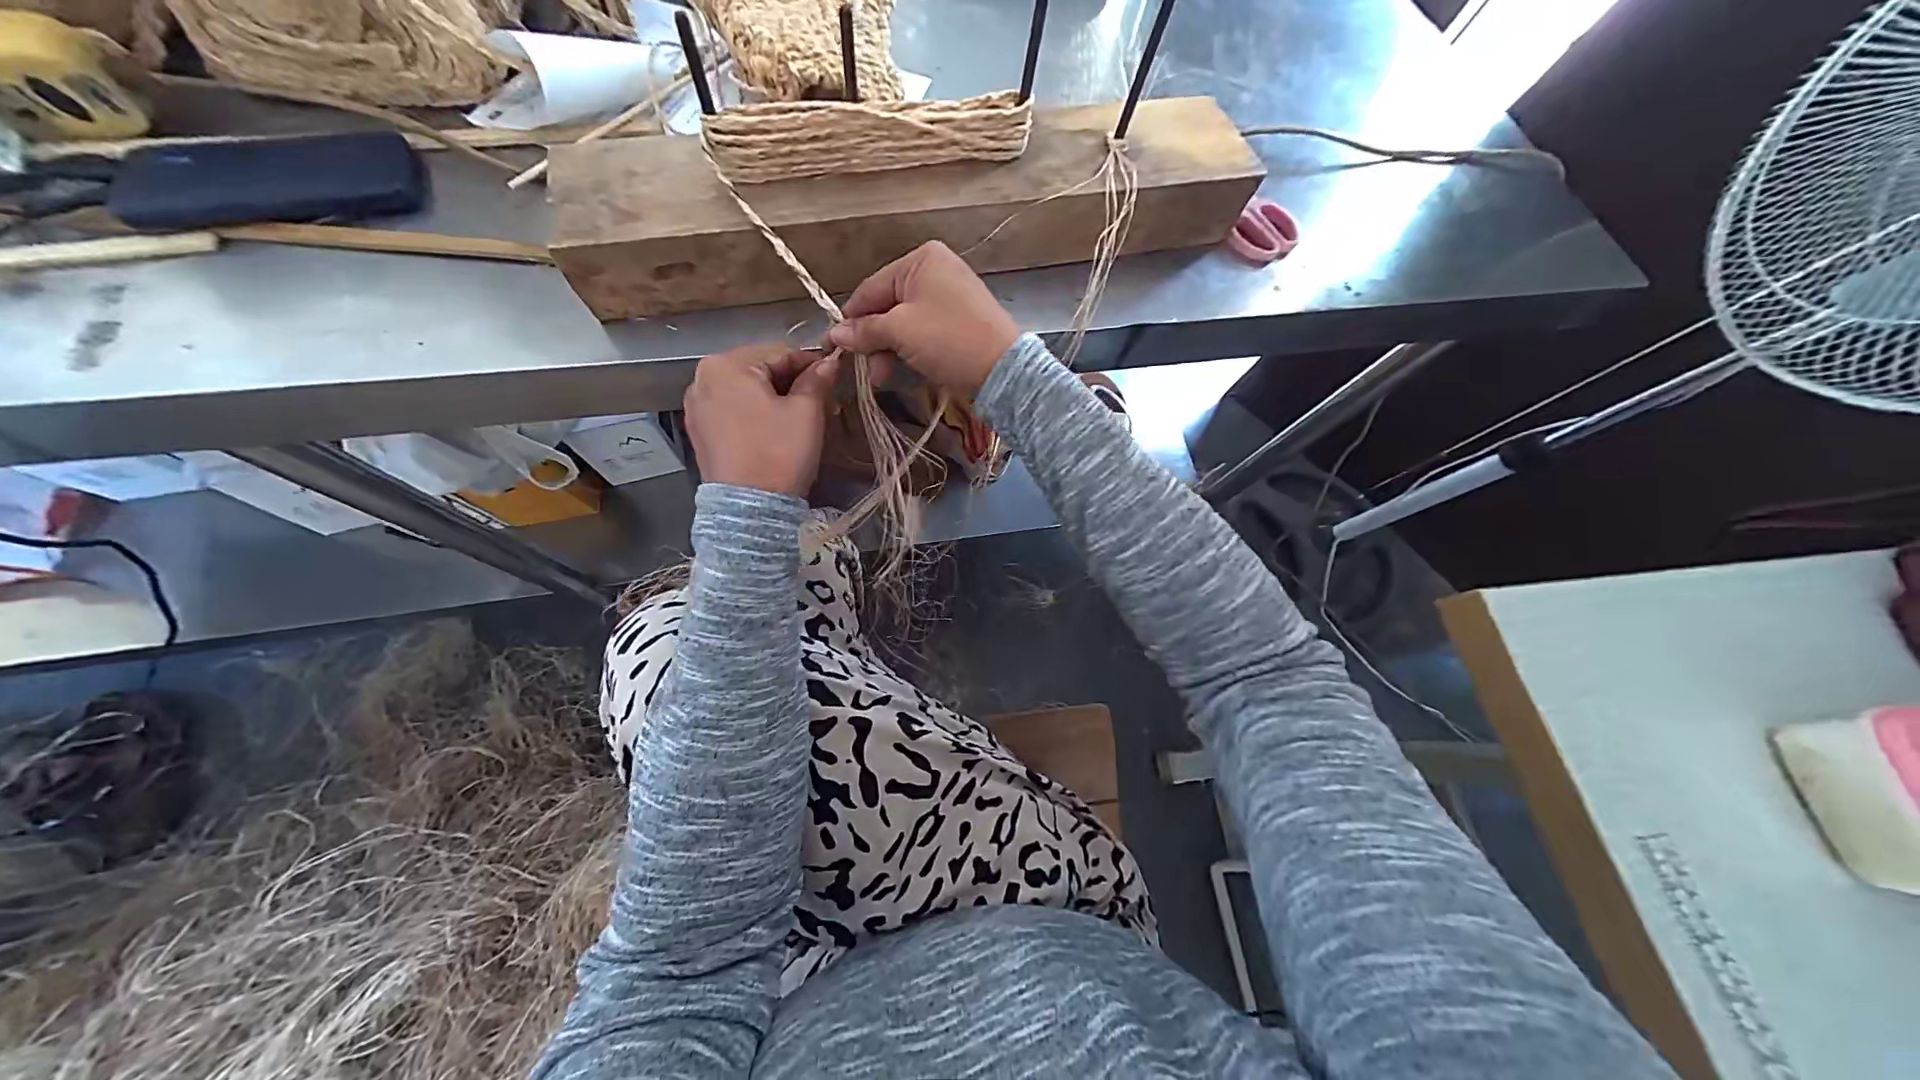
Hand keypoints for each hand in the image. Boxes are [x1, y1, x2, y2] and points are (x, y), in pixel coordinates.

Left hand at [683, 344, 838, 498]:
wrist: (751, 508)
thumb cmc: (778, 454)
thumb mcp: (806, 413)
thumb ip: (816, 380)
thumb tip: (829, 362)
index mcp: (726, 365)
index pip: (779, 352)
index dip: (810, 364)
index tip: (832, 375)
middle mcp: (702, 379)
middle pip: (758, 369)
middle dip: (789, 381)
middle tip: (818, 399)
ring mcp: (696, 406)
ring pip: (744, 390)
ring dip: (771, 397)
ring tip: (797, 417)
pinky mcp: (699, 431)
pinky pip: (732, 410)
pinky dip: (753, 413)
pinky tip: (772, 430)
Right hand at [825, 241, 1019, 396]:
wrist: (1002, 369)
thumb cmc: (948, 339)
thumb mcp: (900, 331)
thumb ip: (865, 331)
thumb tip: (835, 335)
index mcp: (920, 259)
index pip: (870, 289)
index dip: (849, 320)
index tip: (833, 346)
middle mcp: (935, 270)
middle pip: (886, 306)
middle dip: (872, 340)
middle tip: (862, 368)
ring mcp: (949, 296)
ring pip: (903, 322)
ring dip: (887, 350)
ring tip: (880, 377)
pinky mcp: (958, 321)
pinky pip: (922, 332)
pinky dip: (908, 350)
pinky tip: (898, 371)